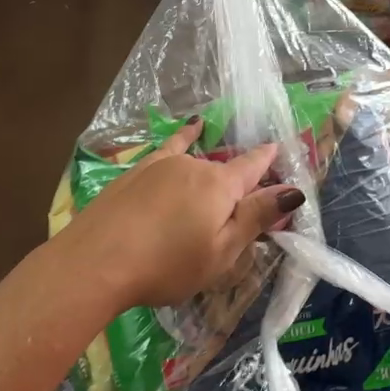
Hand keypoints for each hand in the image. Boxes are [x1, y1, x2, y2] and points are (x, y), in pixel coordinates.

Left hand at [55, 119, 301, 310]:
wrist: (97, 260)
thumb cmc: (167, 265)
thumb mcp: (220, 252)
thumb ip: (255, 217)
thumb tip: (292, 190)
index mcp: (220, 186)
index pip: (253, 167)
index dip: (269, 162)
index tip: (281, 152)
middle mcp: (194, 166)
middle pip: (225, 169)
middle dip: (240, 180)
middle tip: (245, 203)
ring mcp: (161, 165)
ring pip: (197, 161)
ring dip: (211, 171)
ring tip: (216, 185)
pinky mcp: (136, 171)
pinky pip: (171, 146)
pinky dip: (185, 135)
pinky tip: (191, 125)